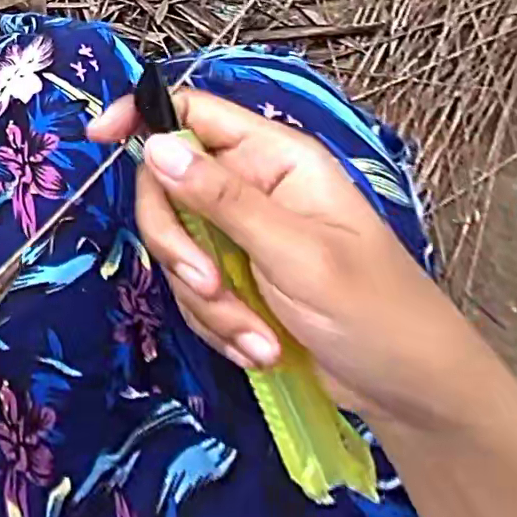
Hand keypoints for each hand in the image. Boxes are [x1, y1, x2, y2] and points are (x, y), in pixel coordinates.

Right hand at [89, 89, 491, 430]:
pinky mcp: (228, 271)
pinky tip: (257, 343)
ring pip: (172, 240)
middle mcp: (246, 184)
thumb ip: (221, 198)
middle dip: (179, 244)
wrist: (418, 405)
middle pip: (165, 184)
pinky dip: (211, 317)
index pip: (189, 111)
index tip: (97, 137)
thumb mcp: (299, 255)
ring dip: (203, 295)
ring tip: (256, 335)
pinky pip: (185, 279)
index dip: (140, 115)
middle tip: (208, 284)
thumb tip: (152, 145)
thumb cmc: (380, 316)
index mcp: (273, 158)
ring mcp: (234, 230)